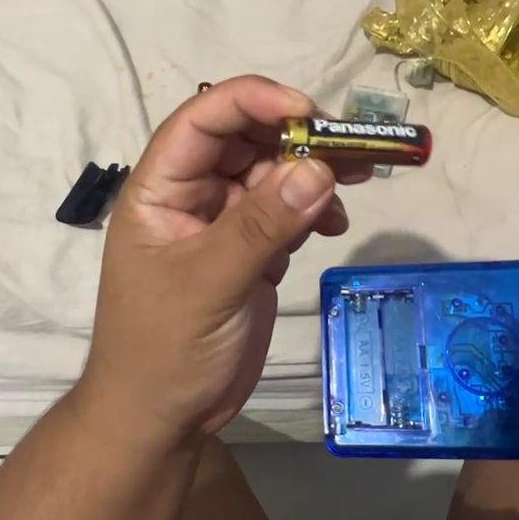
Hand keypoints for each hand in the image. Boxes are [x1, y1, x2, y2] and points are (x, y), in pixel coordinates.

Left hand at [77, 76, 365, 443]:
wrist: (164, 418)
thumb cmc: (165, 349)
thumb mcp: (209, 284)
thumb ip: (262, 226)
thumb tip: (318, 169)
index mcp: (160, 188)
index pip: (203, 120)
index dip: (252, 100)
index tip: (308, 110)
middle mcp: (191, 195)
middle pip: (246, 140)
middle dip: (296, 136)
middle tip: (350, 146)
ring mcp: (223, 223)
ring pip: (272, 174)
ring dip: (313, 172)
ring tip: (358, 179)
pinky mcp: (251, 251)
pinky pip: (287, 213)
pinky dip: (313, 211)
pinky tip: (333, 227)